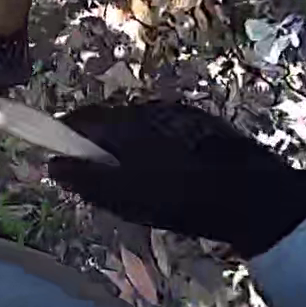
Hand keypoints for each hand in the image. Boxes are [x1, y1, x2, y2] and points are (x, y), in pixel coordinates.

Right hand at [47, 101, 305, 257]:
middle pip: (109, 121)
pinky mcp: (199, 123)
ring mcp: (176, 113)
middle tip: (96, 175)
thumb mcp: (126, 197)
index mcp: (126, 123)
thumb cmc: (181, 197)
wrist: (252, 197)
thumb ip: (87, 180)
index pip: (82, 118)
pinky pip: (160, 131)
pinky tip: (164, 174)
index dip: (65, 133)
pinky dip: (150, 147)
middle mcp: (148, 109)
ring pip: (136, 126)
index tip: (58, 153)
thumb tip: (53, 164)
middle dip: (96, 143)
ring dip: (125, 146)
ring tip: (133, 179)